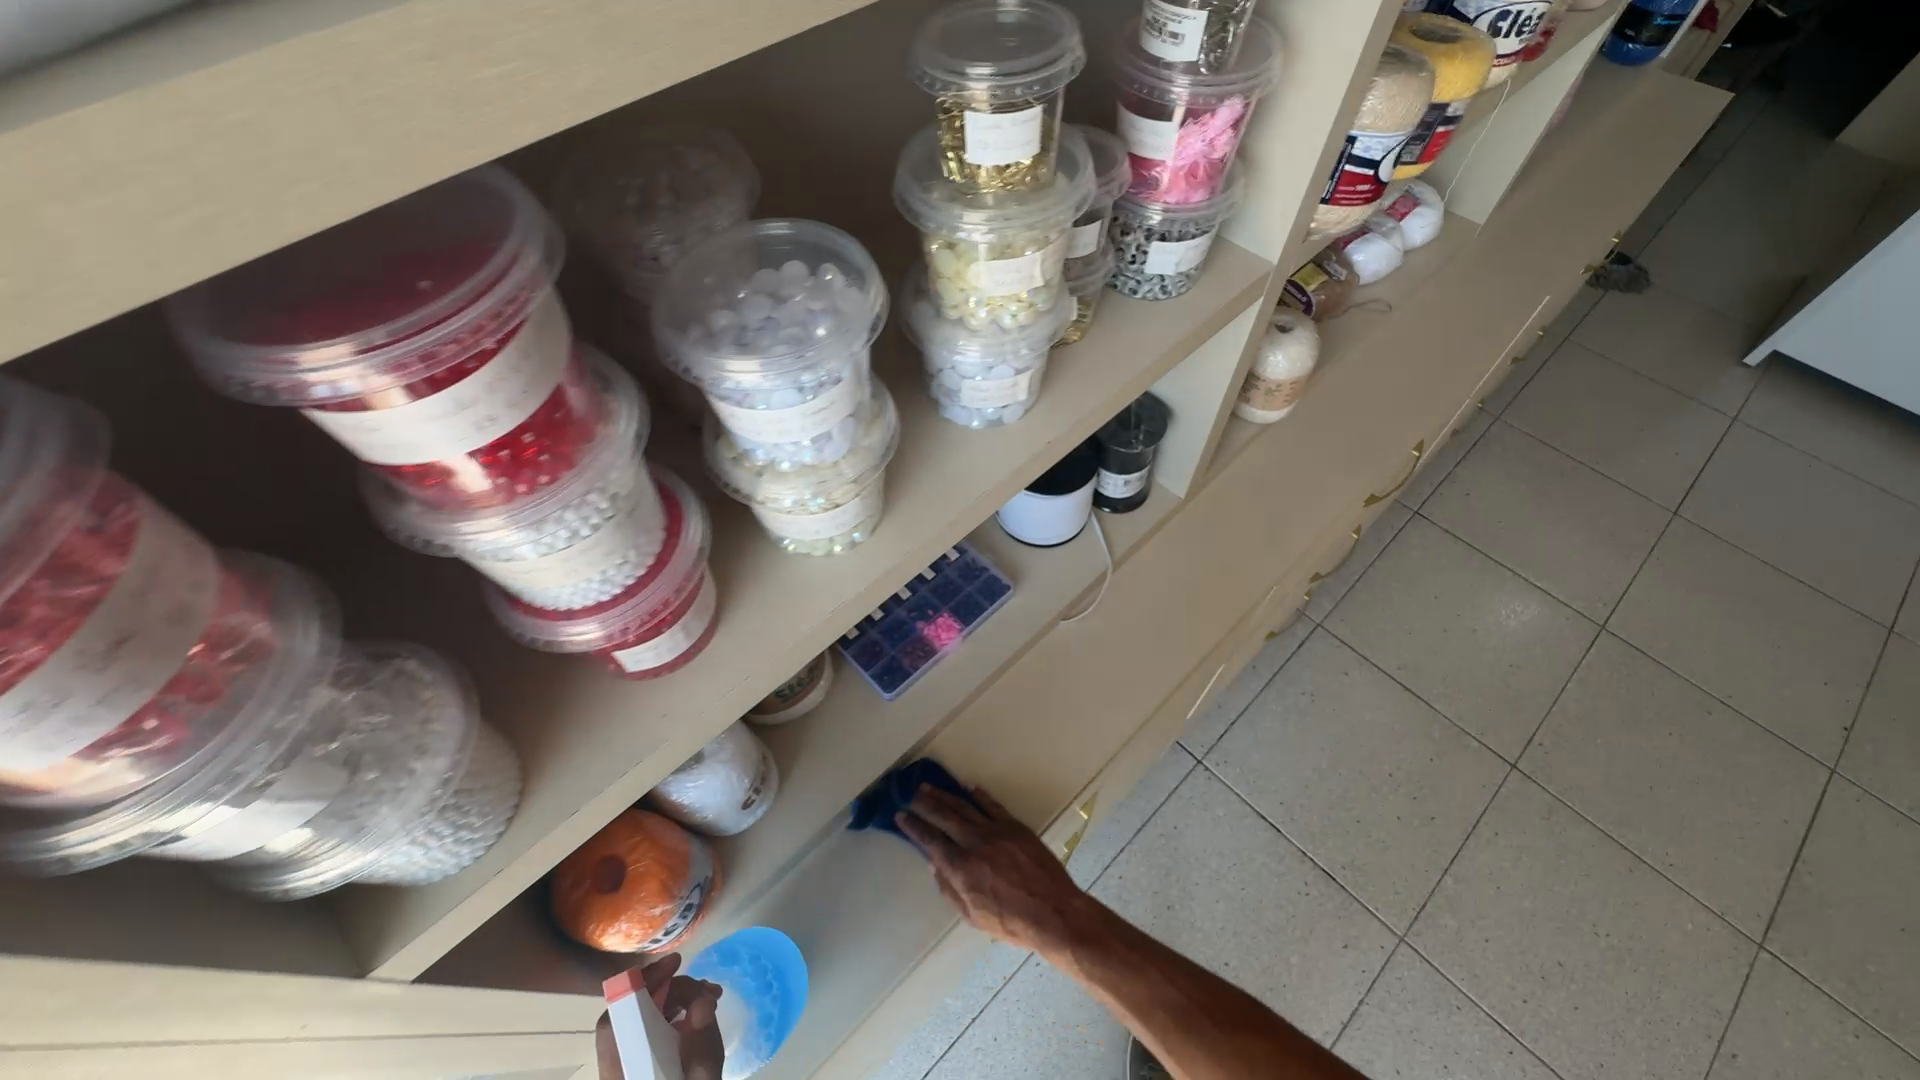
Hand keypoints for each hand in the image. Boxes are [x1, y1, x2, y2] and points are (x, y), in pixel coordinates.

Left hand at [595, 953, 725, 1079]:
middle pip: (637, 1010)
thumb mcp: (703, 1076)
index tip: (676, 964)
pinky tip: (701, 1016)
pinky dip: (676, 1017)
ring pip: (647, 1018)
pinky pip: (653, 1032)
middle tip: (710, 991)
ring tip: (712, 1001)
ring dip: (680, 1001)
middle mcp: (619, 1062)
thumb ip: (702, 1043)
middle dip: (676, 990)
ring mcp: (627, 1065)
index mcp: (624, 1065)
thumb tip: (703, 1003)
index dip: (643, 984)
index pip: (618, 1013)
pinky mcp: (638, 1067)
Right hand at [895, 784, 1098, 955]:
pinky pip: (993, 805)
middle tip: (911, 794)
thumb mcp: (973, 917)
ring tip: (929, 787)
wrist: (1053, 912)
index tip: (901, 816)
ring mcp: (996, 831)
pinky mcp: (1015, 827)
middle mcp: (975, 843)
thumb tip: (934, 865)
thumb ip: (950, 890)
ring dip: (945, 795)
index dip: (914, 827)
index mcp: (961, 868)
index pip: (930, 841)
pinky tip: (968, 788)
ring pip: (964, 807)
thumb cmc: (1011, 922)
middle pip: (944, 817)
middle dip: (925, 804)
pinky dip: (979, 795)